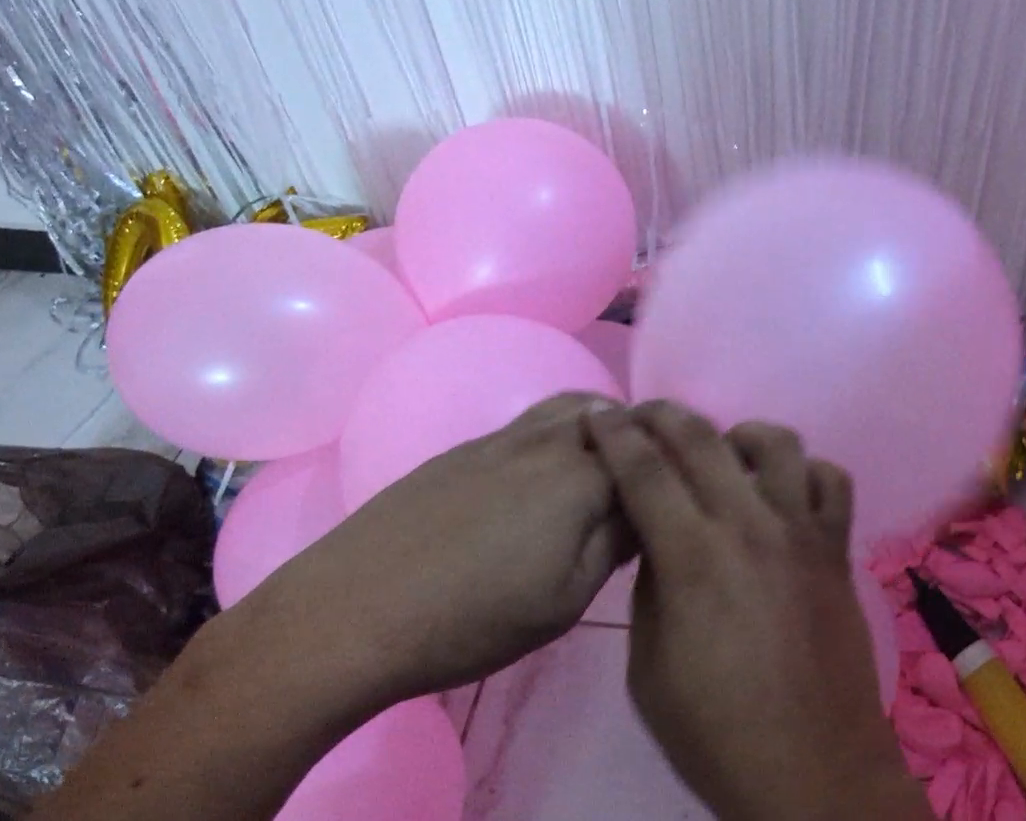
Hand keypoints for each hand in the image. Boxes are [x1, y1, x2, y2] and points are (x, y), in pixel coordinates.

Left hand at [246, 391, 632, 710]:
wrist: (349, 614)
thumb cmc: (471, 619)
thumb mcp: (565, 602)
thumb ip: (615, 546)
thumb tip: (642, 512)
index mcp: (582, 477)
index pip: (649, 458)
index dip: (670, 475)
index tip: (676, 500)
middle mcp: (548, 441)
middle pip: (614, 415)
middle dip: (640, 437)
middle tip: (647, 480)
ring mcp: (501, 438)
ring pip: (570, 407)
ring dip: (599, 425)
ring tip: (601, 467)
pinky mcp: (463, 449)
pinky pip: (531, 422)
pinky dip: (559, 432)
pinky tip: (540, 480)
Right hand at [585, 401, 930, 820]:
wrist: (810, 766)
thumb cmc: (714, 731)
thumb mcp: (648, 669)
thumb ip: (651, 589)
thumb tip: (659, 541)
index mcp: (691, 557)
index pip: (643, 470)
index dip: (615, 435)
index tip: (600, 414)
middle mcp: (748, 525)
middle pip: (702, 439)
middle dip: (665, 415)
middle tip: (645, 414)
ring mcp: (801, 531)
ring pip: (777, 443)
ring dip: (740, 434)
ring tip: (724, 452)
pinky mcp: (837, 548)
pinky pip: (832, 481)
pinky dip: (807, 471)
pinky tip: (787, 490)